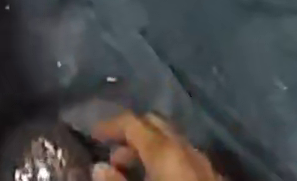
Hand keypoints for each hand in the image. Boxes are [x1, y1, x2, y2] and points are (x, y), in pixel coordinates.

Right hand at [93, 112, 221, 180]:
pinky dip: (165, 163)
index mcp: (166, 150)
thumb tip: (100, 168)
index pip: (133, 122)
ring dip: (148, 151)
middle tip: (112, 156)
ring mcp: (203, 165)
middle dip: (131, 135)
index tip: (93, 136)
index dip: (111, 125)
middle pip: (154, 126)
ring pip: (170, 143)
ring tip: (130, 174)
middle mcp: (186, 148)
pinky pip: (183, 161)